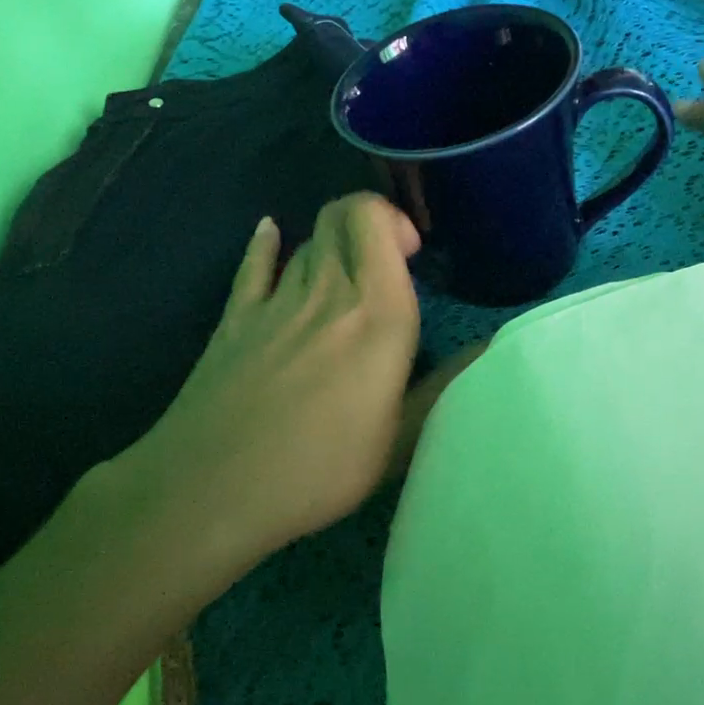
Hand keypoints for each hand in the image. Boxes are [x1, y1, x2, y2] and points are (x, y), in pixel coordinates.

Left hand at [133, 193, 422, 561]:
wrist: (212, 487)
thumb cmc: (319, 470)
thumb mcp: (399, 440)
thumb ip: (444, 386)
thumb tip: (491, 349)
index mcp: (377, 314)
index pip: (377, 221)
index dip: (394, 219)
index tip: (411, 254)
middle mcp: (327, 290)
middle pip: (340, 217)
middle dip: (365, 220)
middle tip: (383, 259)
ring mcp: (274, 300)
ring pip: (306, 241)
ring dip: (330, 244)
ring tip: (344, 272)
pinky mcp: (234, 318)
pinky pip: (254, 264)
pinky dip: (266, 243)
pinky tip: (270, 232)